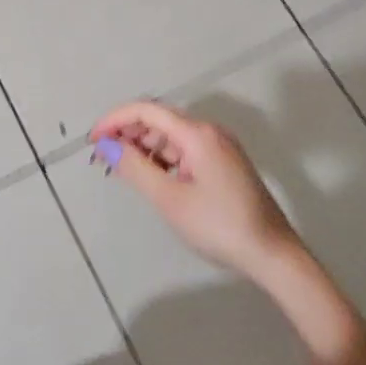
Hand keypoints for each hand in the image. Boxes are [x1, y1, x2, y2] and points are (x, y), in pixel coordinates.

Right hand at [93, 101, 301, 278]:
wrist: (272, 254)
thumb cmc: (219, 226)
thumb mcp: (170, 199)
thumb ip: (135, 168)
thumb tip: (107, 146)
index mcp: (197, 134)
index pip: (147, 110)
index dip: (115, 120)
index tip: (93, 140)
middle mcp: (209, 132)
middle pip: (159, 120)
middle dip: (127, 134)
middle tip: (102, 158)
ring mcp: (219, 147)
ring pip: (171, 136)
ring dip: (143, 147)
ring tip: (120, 170)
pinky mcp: (224, 164)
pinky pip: (185, 150)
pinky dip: (163, 159)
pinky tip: (150, 177)